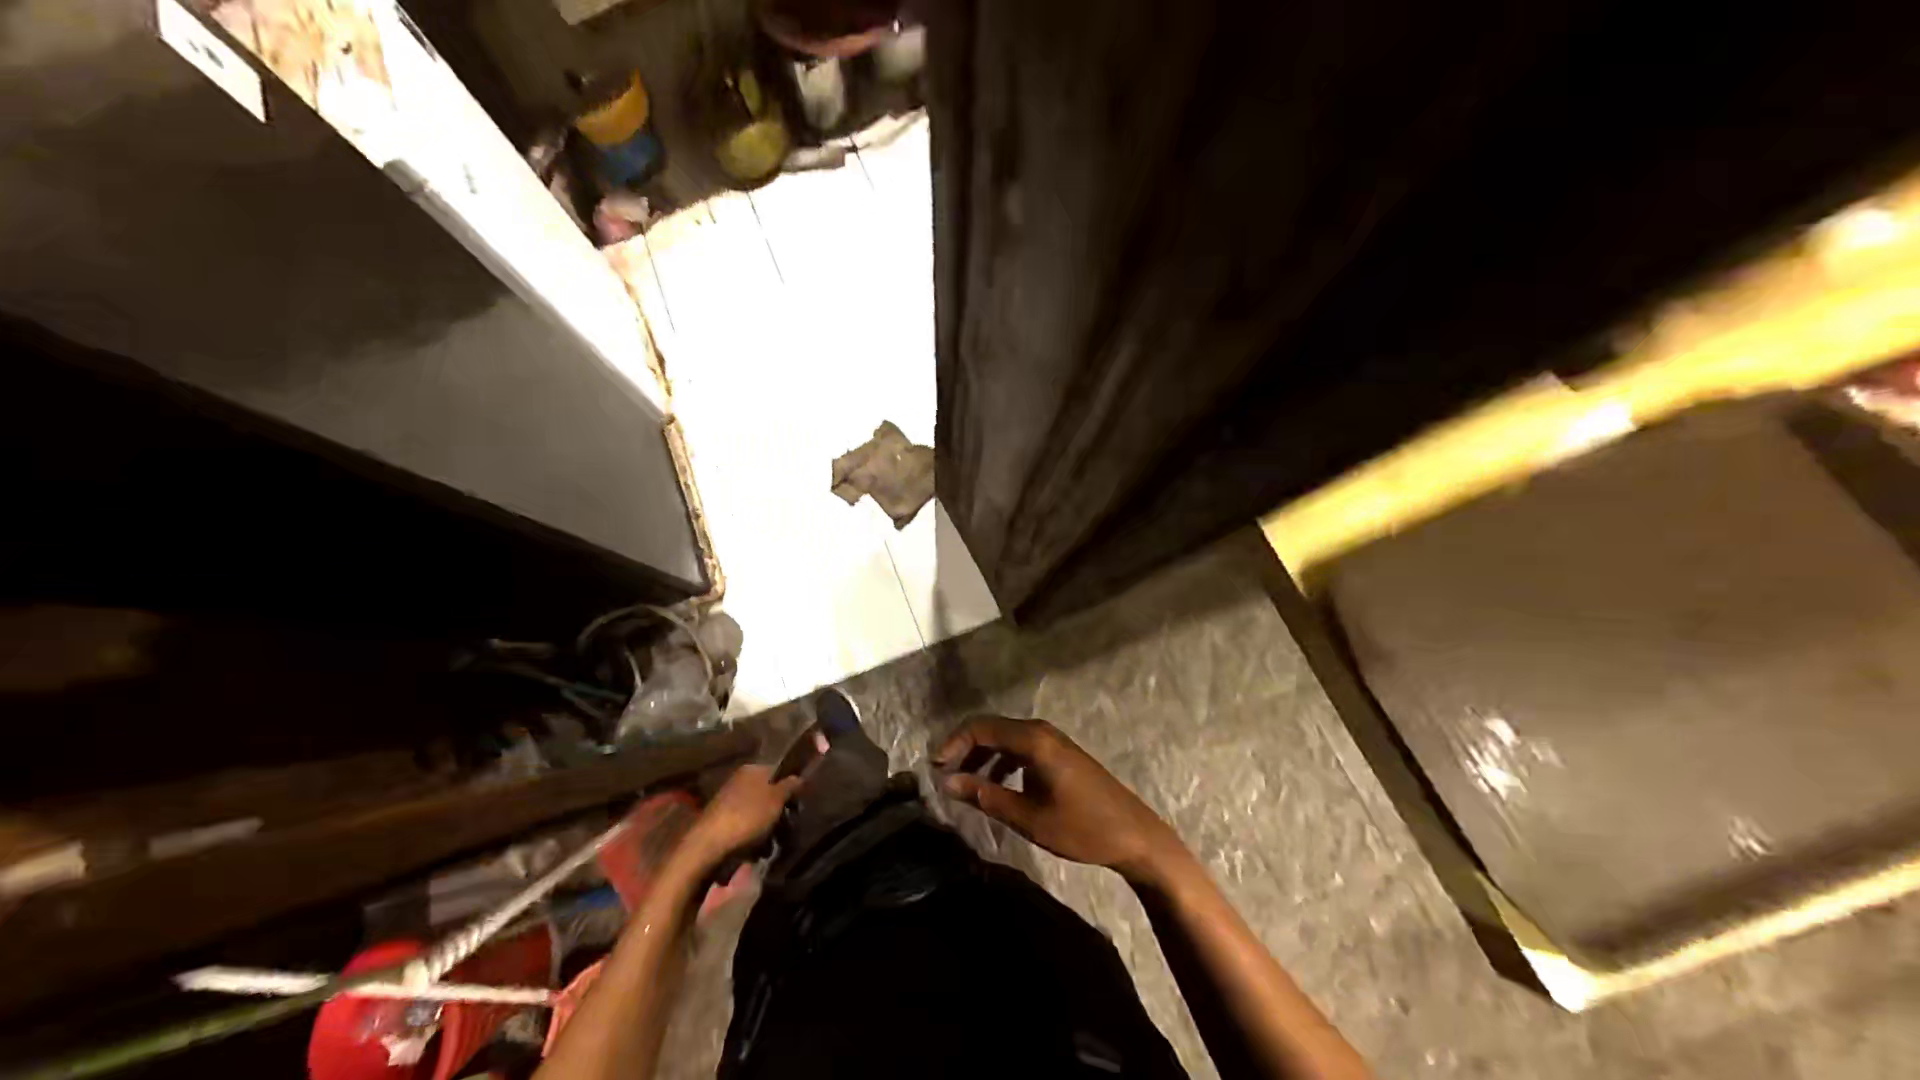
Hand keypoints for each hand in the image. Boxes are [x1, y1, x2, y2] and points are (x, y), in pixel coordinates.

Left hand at [675, 764, 801, 873]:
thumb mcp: (776, 799)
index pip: (779, 772)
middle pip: (769, 794)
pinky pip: (745, 827)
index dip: (791, 788)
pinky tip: (756, 851)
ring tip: (772, 844)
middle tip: (788, 828)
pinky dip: (752, 838)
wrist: (708, 846)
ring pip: (758, 813)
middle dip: (780, 812)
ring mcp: (728, 802)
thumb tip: (799, 777)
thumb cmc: (747, 817)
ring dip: (767, 829)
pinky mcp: (721, 823)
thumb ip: (790, 785)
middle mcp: (739, 781)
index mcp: (752, 770)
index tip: (799, 806)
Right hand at [935, 716, 1184, 883]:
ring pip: (1005, 739)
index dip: (953, 743)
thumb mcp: (1028, 818)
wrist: (1135, 836)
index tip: (934, 767)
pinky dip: (1001, 763)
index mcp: (1034, 741)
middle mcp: (1041, 732)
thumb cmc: (1082, 828)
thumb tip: (947, 782)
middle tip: (943, 776)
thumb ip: (986, 797)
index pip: (981, 728)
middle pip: (991, 729)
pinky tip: (996, 787)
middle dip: (964, 749)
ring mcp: (1053, 742)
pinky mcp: (1059, 755)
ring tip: (964, 785)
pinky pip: (1020, 749)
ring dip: (982, 758)